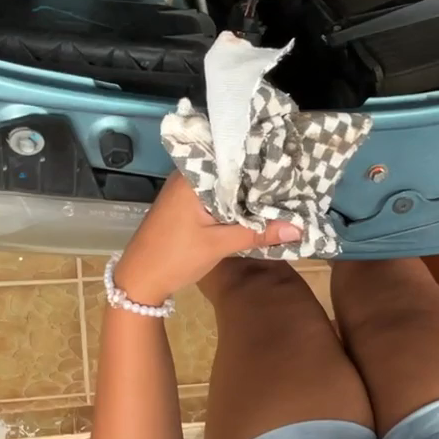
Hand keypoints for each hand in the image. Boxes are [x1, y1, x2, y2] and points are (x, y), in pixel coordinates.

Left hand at [113, 176, 301, 306]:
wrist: (138, 281)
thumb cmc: (174, 257)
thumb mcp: (218, 245)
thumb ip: (257, 233)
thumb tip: (299, 228)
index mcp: (193, 176)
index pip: (233, 157)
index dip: (262, 160)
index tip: (290, 163)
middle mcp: (188, 176)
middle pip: (230, 170)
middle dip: (259, 177)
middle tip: (294, 178)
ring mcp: (186, 191)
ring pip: (225, 184)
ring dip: (248, 191)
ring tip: (283, 190)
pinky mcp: (186, 205)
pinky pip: (217, 196)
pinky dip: (235, 201)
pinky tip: (257, 207)